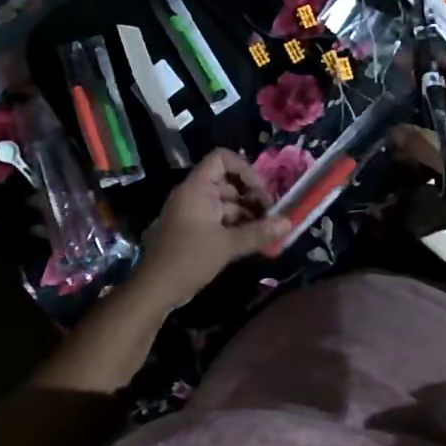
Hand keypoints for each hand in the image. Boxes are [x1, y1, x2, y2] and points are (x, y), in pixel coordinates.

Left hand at [132, 150, 289, 309]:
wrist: (156, 287)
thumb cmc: (190, 259)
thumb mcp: (227, 245)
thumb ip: (258, 232)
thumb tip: (288, 223)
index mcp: (196, 188)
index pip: (221, 158)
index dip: (245, 169)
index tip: (263, 192)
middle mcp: (193, 194)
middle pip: (227, 182)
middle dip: (252, 196)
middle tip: (273, 216)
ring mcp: (192, 212)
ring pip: (225, 203)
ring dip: (247, 214)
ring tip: (268, 230)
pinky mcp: (193, 229)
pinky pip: (218, 218)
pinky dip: (236, 225)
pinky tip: (254, 240)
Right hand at [390, 56, 445, 221]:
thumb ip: (418, 142)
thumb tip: (390, 131)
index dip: (427, 60)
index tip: (396, 62)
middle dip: (416, 92)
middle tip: (385, 95)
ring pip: (444, 116)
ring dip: (419, 119)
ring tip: (389, 121)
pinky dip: (428, 139)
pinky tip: (407, 151)